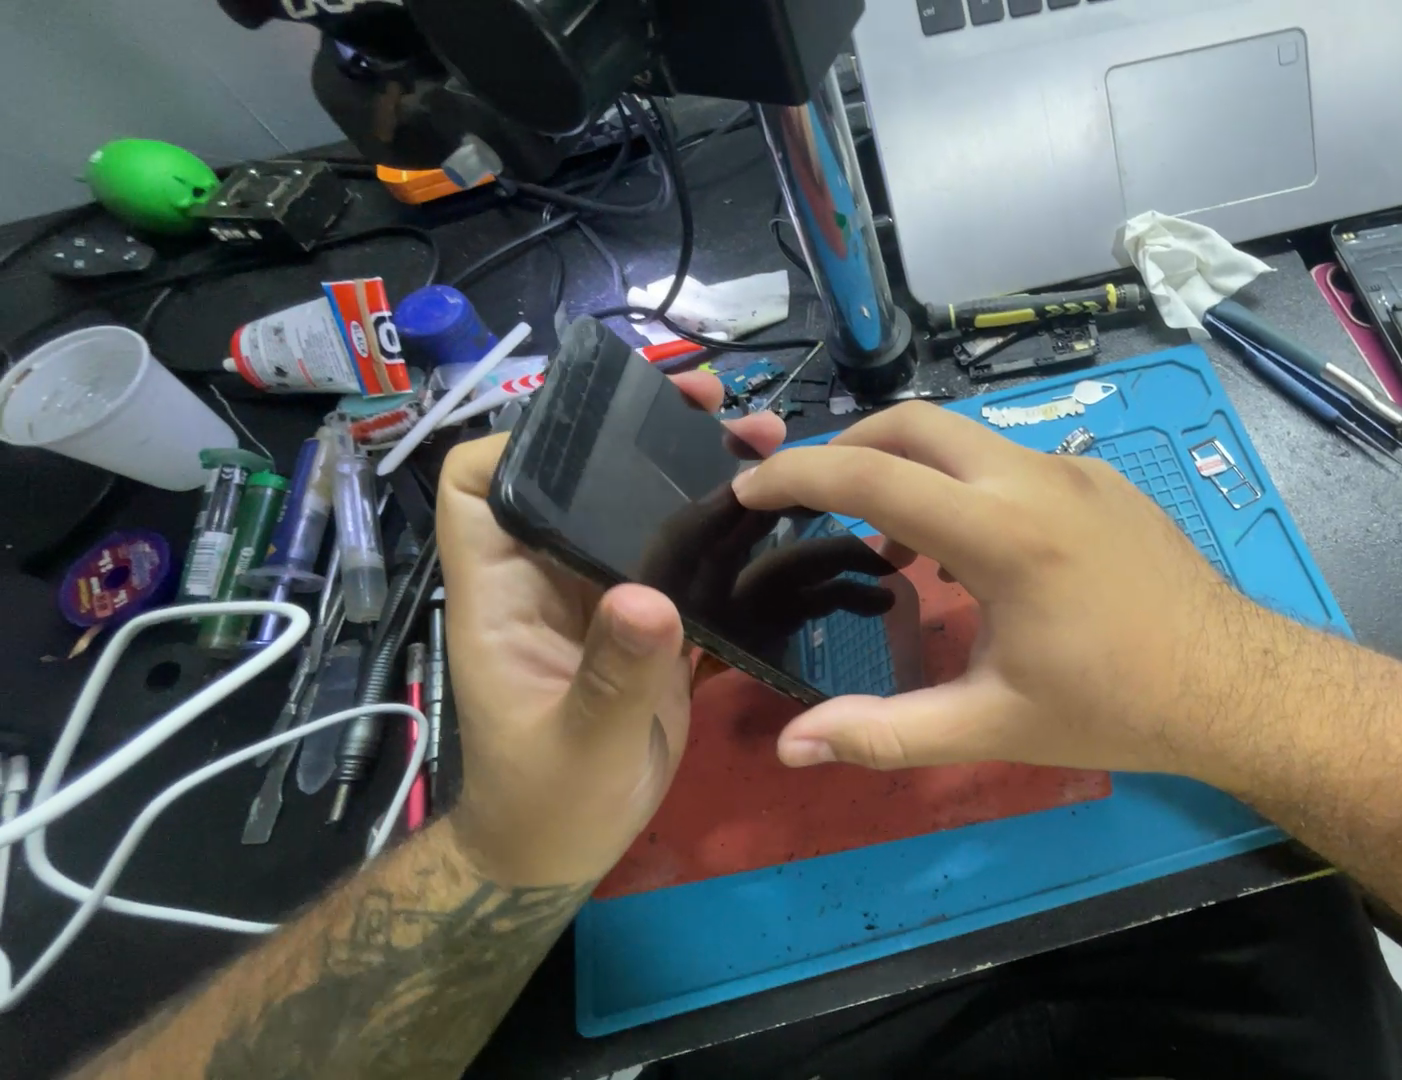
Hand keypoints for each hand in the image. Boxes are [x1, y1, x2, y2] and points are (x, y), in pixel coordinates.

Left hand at [436, 372, 783, 886]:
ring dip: (696, 476)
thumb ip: (613, 678)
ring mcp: (606, 599)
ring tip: (764, 443)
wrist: (565, 846)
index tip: (605, 422)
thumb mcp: (578, 747)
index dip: (523, 440)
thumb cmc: (545, 801)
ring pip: (642, 515)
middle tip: (715, 405)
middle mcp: (553, 579)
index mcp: (507, 594)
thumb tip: (651, 598)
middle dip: (641, 435)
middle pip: (581, 482)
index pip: (481, 487)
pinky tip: (774, 519)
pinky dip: (724, 534)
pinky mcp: (651, 623)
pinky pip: (684, 561)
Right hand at [732, 402, 1273, 781]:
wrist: (1233, 684)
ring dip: (909, 468)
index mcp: (1002, 534)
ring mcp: (1073, 470)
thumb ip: (886, 733)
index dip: (798, 474)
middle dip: (849, 446)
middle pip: (915, 422)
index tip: (751, 486)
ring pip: (964, 437)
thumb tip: (794, 743)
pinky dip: (962, 485)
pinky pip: (1008, 461)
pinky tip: (969, 551)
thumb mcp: (993, 726)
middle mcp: (1034, 478)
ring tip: (892, 546)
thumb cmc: (1113, 707)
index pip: (873, 476)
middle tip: (812, 499)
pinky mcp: (1098, 479)